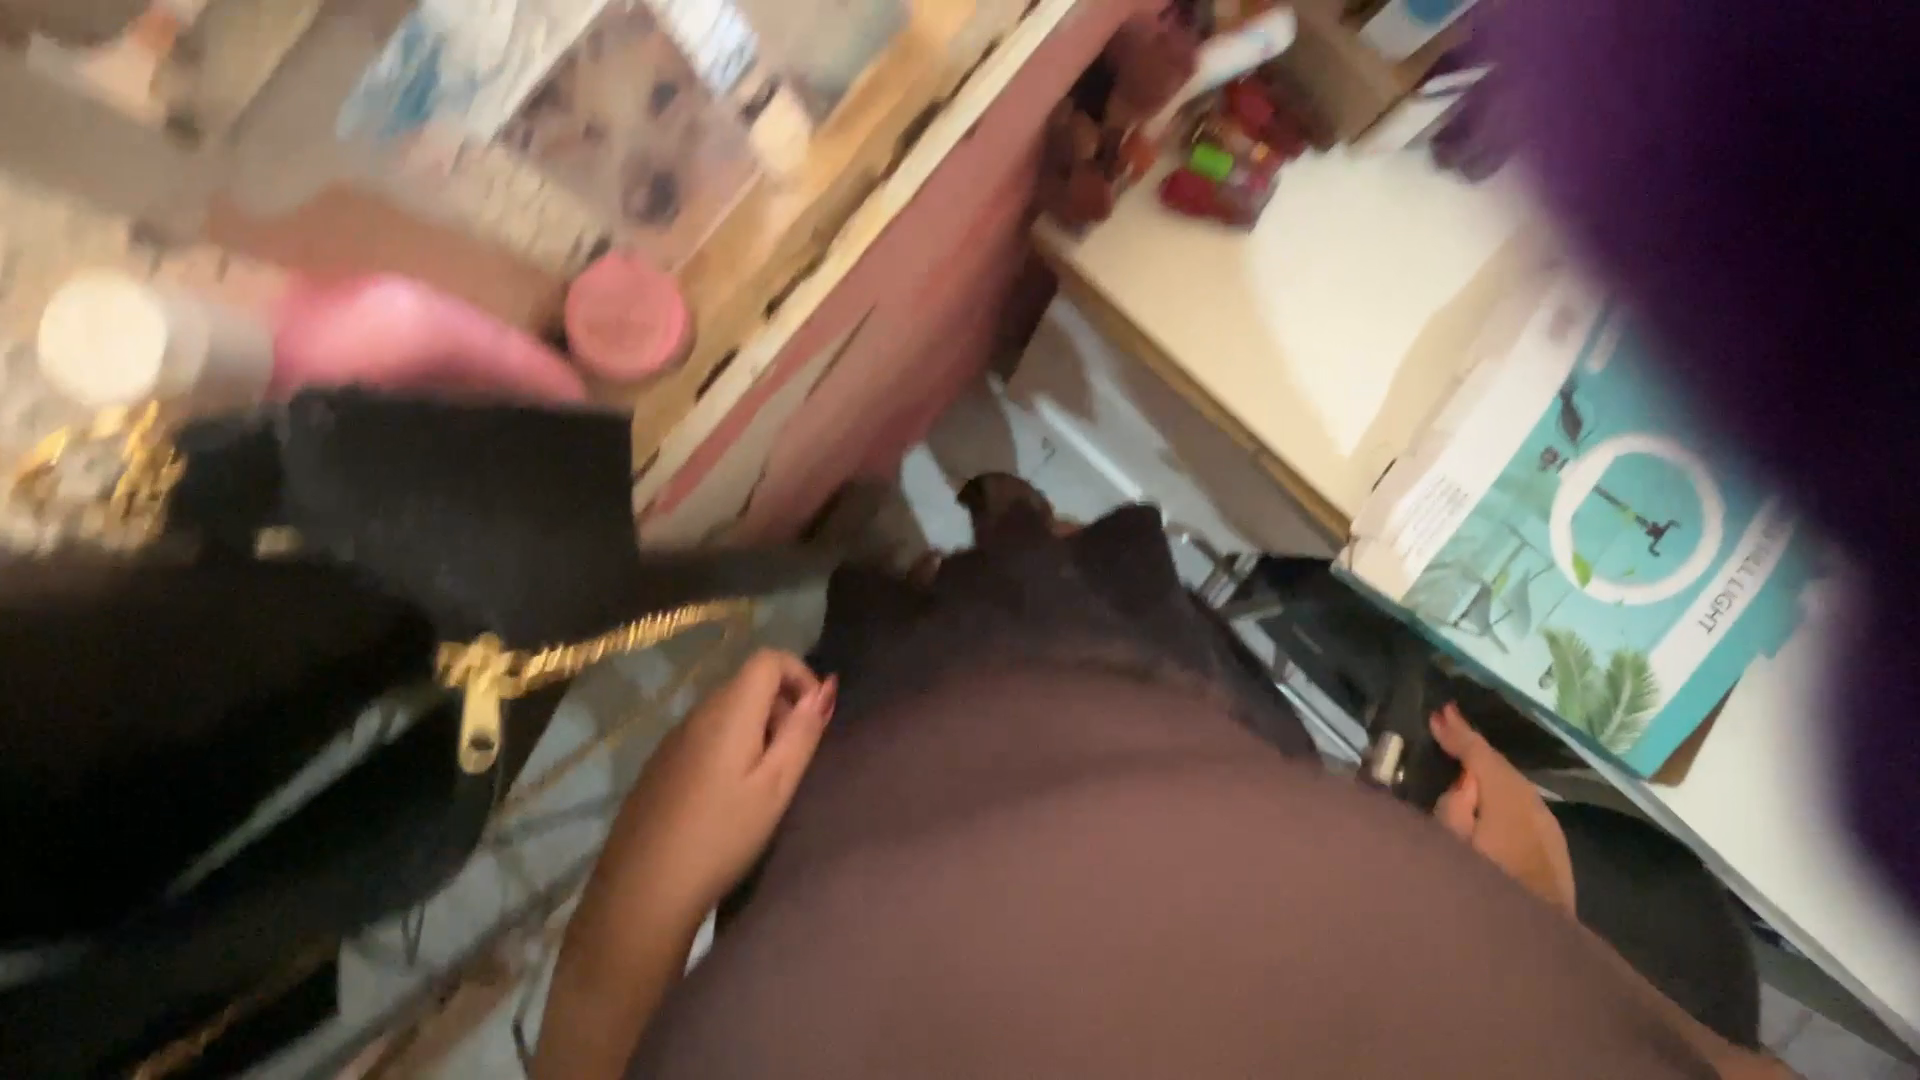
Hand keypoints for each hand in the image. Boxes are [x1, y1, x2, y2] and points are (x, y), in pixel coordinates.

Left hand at [608, 649, 836, 923]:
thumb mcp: (777, 785)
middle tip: (792, 761)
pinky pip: (706, 734)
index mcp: (729, 711)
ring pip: (729, 710)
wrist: (642, 890)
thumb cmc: (722, 835)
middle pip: (749, 683)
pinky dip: (731, 746)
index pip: (769, 658)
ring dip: (758, 729)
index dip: (800, 676)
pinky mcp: (661, 764)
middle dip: (782, 707)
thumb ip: (803, 731)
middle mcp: (698, 712)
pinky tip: (728, 797)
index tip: (812, 720)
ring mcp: (674, 738)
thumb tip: (826, 686)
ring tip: (764, 784)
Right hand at [1430, 704, 1576, 915]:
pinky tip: (1485, 791)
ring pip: (1515, 786)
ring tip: (1460, 753)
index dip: (1460, 733)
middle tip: (1444, 725)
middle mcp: (1536, 810)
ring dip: (1488, 768)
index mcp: (1509, 805)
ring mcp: (1550, 833)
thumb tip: (1465, 782)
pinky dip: (1501, 790)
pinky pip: (1521, 805)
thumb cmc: (1482, 894)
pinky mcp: (1553, 852)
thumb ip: (1454, 808)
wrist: (1537, 952)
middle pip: (1502, 768)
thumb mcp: (1450, 849)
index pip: (1483, 757)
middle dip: (1473, 746)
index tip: (1438, 711)